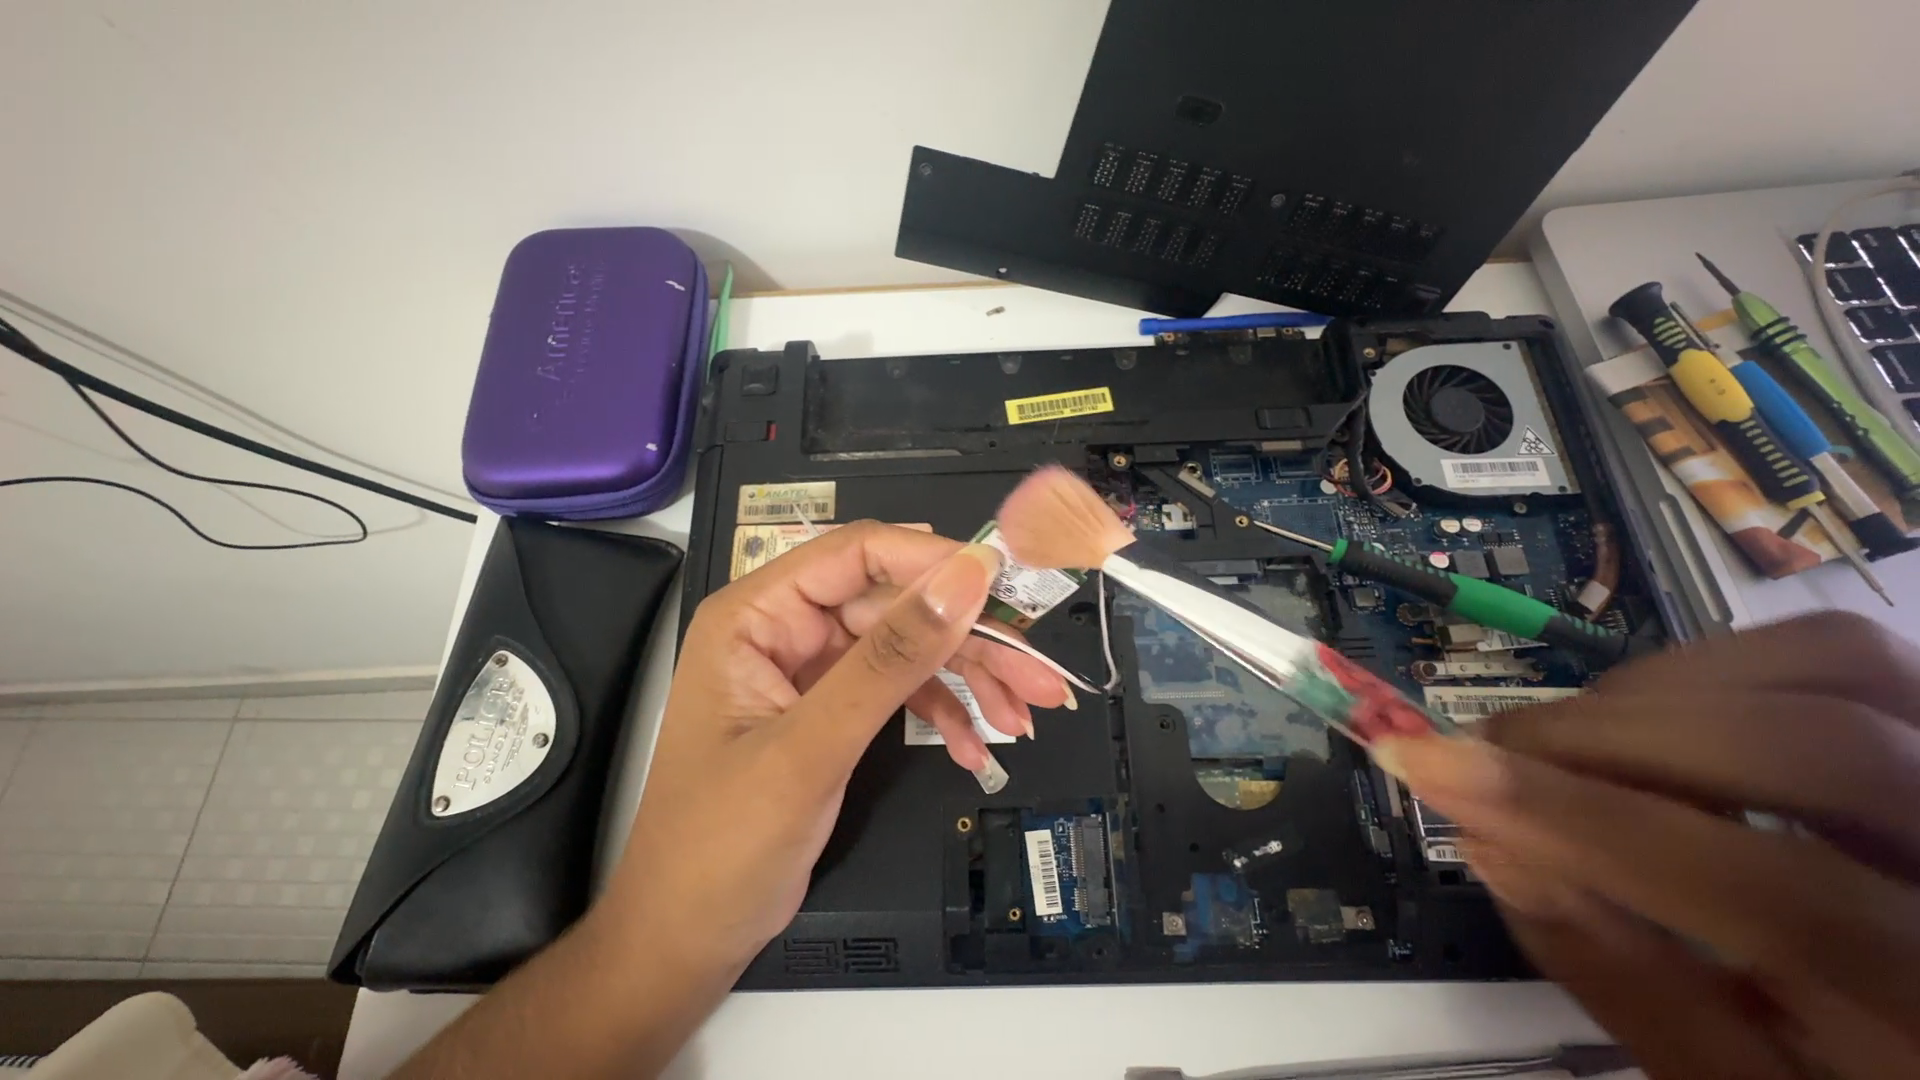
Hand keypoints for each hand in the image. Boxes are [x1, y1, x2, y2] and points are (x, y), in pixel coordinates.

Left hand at [595, 522, 1069, 977]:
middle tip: (1037, 675)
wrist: (687, 935)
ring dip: (968, 680)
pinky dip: (942, 714)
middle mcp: (784, 628)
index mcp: (757, 614)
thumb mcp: (811, 748)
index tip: (1004, 587)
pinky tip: (976, 748)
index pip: (858, 554)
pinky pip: (899, 691)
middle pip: (895, 604)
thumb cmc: (722, 844)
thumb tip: (964, 578)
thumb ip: (889, 660)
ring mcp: (810, 671)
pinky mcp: (832, 710)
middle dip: (968, 640)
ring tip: (1024, 715)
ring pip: (907, 647)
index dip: (934, 563)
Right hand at [1374, 612, 1919, 1079]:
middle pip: (1811, 745)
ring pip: (1829, 667)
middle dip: (1605, 736)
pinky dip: (1706, 667)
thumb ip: (1612, 969)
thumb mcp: (1729, 1079)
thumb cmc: (1835, 1073)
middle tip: (1487, 750)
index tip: (1426, 763)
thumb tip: (1485, 836)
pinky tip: (1646, 723)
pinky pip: (1830, 652)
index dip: (1581, 817)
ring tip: (1566, 741)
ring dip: (1654, 692)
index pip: (1774, 895)